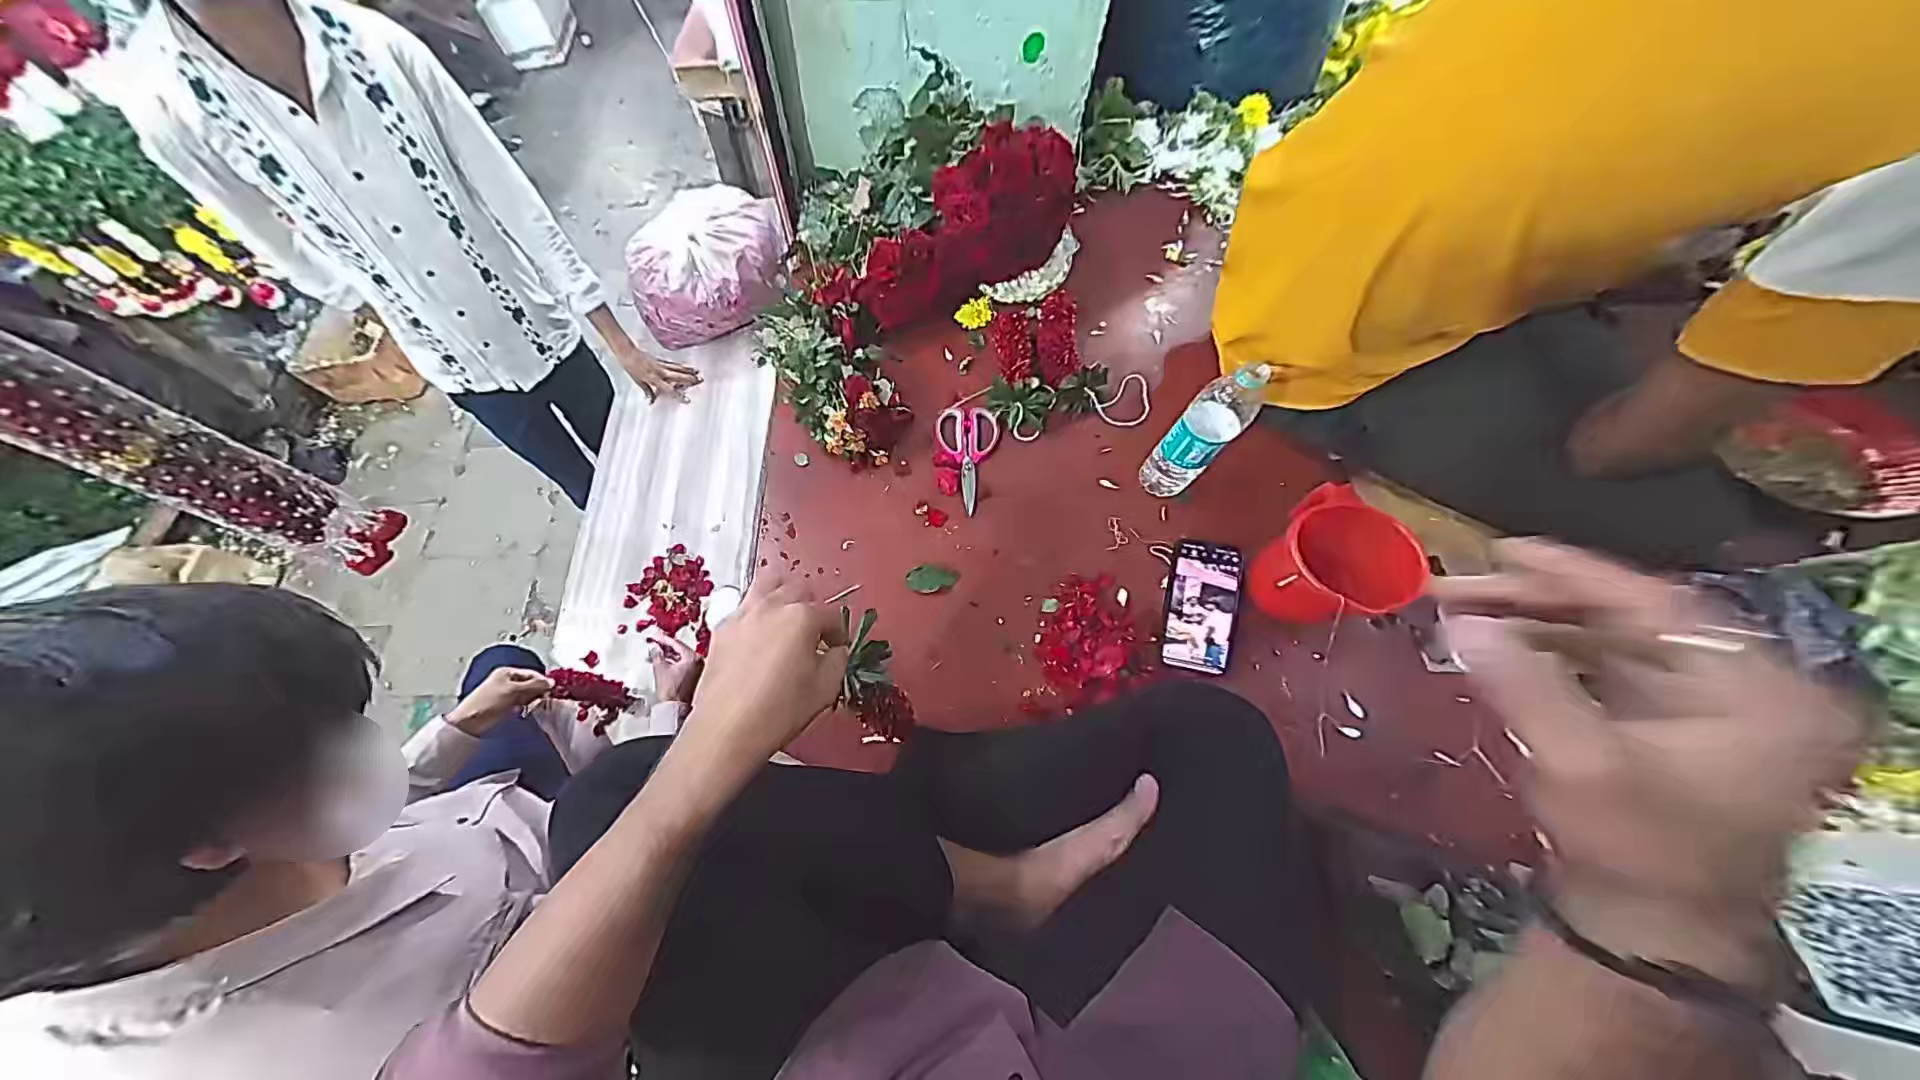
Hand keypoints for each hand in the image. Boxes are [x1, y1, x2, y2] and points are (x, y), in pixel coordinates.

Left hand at [447, 667, 554, 734]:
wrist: (467, 724)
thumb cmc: (488, 704)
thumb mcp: (515, 690)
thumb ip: (535, 685)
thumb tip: (551, 682)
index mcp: (506, 672)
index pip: (533, 673)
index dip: (542, 681)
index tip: (549, 691)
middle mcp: (505, 680)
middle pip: (530, 683)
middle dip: (536, 692)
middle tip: (540, 700)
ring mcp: (503, 693)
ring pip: (526, 694)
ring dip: (530, 700)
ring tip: (529, 706)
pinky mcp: (502, 705)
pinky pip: (519, 703)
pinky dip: (523, 706)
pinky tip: (522, 711)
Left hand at [615, 343, 702, 402]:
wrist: (626, 352)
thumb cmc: (630, 366)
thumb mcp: (638, 381)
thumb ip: (647, 391)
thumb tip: (652, 400)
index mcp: (652, 378)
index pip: (668, 389)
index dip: (678, 395)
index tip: (687, 399)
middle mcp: (659, 371)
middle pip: (677, 376)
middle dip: (689, 379)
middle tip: (699, 381)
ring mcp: (661, 365)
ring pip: (677, 368)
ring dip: (688, 371)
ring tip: (698, 373)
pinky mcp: (661, 360)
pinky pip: (674, 364)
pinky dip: (682, 366)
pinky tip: (688, 367)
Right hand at [649, 637, 703, 704]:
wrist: (675, 708)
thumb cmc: (671, 690)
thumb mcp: (661, 669)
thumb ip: (657, 655)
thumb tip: (655, 647)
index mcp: (694, 658)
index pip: (677, 644)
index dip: (664, 640)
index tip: (656, 636)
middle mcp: (699, 662)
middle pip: (681, 649)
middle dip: (667, 646)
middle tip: (656, 642)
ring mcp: (698, 668)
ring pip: (681, 656)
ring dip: (669, 654)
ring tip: (656, 651)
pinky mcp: (694, 675)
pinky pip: (683, 663)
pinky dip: (673, 661)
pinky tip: (663, 660)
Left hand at [680, 569, 847, 775]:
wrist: (726, 730)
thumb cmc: (779, 711)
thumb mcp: (825, 688)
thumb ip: (838, 660)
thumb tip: (836, 651)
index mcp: (802, 617)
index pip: (831, 614)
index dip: (839, 632)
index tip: (837, 647)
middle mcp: (772, 606)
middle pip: (799, 588)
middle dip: (812, 605)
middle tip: (814, 630)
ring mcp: (743, 614)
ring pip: (768, 582)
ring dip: (783, 593)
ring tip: (787, 617)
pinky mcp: (721, 628)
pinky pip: (745, 605)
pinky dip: (757, 611)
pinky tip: (760, 634)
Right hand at [1433, 540, 1864, 981]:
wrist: (1650, 922)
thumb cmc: (1634, 844)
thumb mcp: (1577, 760)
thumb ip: (1520, 682)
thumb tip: (1460, 620)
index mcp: (1757, 693)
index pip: (1660, 604)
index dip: (1576, 571)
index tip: (1505, 549)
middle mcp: (1743, 689)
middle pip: (1627, 616)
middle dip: (1536, 599)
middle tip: (1460, 587)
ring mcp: (1704, 706)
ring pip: (1608, 637)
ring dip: (1531, 621)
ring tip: (1462, 611)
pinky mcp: (1664, 722)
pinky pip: (1599, 664)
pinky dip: (1543, 649)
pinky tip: (1494, 644)